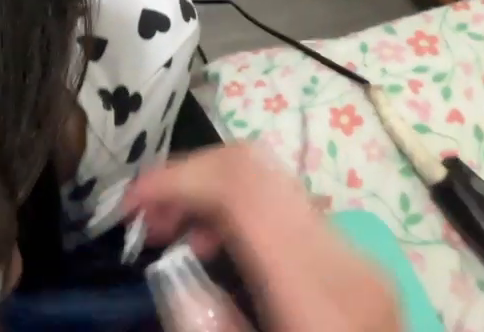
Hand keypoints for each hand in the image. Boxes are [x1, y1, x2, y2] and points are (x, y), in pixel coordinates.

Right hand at [124, 144, 399, 331]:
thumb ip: (206, 323)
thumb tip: (167, 271)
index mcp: (319, 290)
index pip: (239, 187)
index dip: (175, 179)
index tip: (130, 203)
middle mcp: (343, 255)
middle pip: (250, 167)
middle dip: (184, 176)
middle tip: (144, 218)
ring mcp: (353, 253)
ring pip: (265, 176)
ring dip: (205, 188)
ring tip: (169, 232)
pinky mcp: (352, 261)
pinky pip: (281, 203)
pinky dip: (233, 206)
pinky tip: (212, 246)